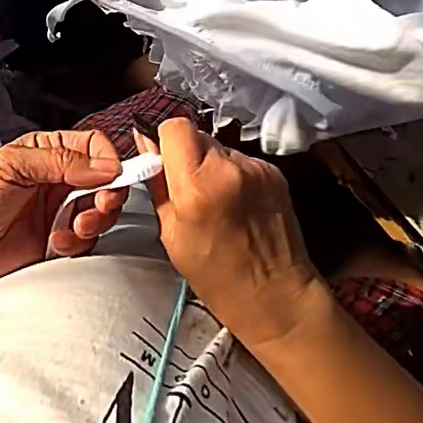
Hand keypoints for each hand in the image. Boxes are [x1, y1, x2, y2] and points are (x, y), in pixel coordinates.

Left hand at [0, 130, 128, 295]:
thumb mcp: (9, 167)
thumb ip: (59, 160)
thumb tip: (103, 165)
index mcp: (43, 152)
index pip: (91, 145)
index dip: (108, 158)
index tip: (113, 174)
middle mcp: (54, 180)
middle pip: (104, 179)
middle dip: (108, 191)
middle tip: (101, 203)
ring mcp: (57, 212)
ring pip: (100, 210)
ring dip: (95, 219)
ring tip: (75, 226)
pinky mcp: (57, 243)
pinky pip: (87, 241)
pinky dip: (79, 243)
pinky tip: (57, 243)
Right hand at [145, 118, 324, 347]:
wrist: (276, 295)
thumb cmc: (221, 277)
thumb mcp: (171, 233)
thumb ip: (157, 182)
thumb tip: (146, 144)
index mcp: (196, 187)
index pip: (175, 126)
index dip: (166, 140)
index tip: (164, 158)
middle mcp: (229, 170)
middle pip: (197, 134)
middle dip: (188, 155)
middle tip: (189, 187)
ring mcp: (255, 169)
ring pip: (220, 147)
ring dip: (212, 165)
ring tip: (216, 201)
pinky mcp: (274, 172)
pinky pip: (241, 160)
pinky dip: (233, 175)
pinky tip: (236, 204)